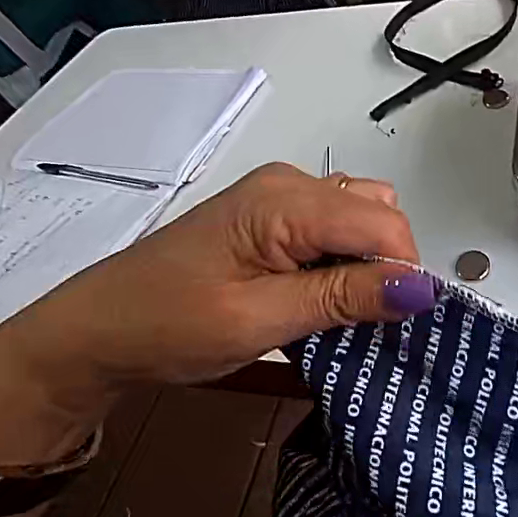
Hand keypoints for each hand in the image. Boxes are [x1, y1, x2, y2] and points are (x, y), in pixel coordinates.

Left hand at [0, 163, 437, 462]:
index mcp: (286, 199)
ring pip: (364, 218)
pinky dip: (346, 259)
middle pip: (379, 214)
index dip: (401, 272)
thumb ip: (344, 296)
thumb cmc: (168, 326)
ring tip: (341, 307)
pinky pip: (337, 227)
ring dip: (368, 263)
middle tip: (359, 319)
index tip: (391, 323)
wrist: (94, 333)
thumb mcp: (261, 319)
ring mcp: (282, 196)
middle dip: (387, 266)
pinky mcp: (275, 215)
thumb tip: (423, 288)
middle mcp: (291, 184)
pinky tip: (323, 292)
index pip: (384, 224)